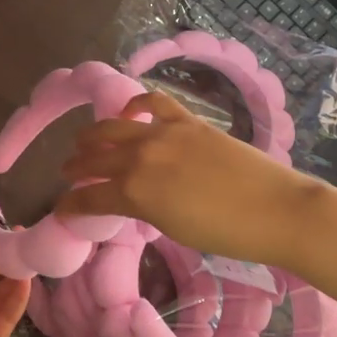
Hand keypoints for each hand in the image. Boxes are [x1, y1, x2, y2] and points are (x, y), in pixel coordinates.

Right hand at [55, 90, 323, 265]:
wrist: (276, 210)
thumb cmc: (226, 234)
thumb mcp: (172, 229)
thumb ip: (143, 209)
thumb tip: (129, 199)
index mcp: (134, 193)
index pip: (88, 197)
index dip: (69, 205)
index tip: (59, 210)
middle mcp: (140, 157)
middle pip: (94, 158)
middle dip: (75, 167)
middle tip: (66, 173)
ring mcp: (163, 133)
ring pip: (113, 126)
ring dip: (92, 135)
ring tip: (83, 141)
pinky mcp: (186, 120)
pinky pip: (151, 102)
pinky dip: (135, 104)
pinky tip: (128, 112)